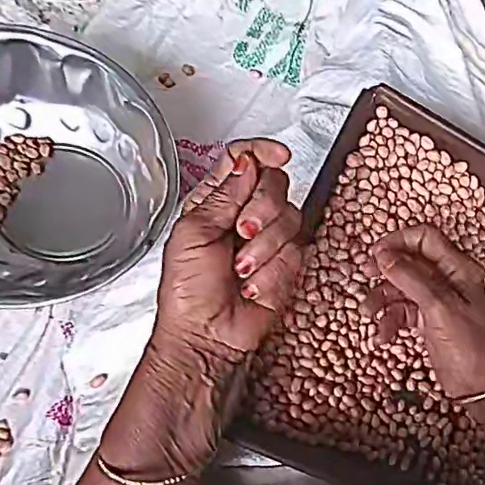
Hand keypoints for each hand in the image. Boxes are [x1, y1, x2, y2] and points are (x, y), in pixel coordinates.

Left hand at [154, 139, 304, 366]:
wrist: (208, 333)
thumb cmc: (189, 289)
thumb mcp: (193, 233)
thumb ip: (223, 195)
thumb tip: (246, 162)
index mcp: (217, 202)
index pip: (245, 160)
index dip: (262, 151)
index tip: (277, 154)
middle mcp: (247, 216)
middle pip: (276, 185)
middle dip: (261, 209)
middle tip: (240, 233)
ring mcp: (270, 241)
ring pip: (290, 220)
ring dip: (264, 248)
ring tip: (241, 270)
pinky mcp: (288, 266)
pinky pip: (296, 254)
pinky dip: (272, 272)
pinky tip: (253, 285)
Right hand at [358, 225, 484, 398]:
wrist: (482, 388)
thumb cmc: (472, 349)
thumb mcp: (439, 308)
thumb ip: (411, 279)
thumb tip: (385, 255)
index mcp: (458, 269)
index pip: (425, 238)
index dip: (398, 241)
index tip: (376, 254)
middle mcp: (448, 281)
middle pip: (410, 261)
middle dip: (385, 269)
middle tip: (366, 275)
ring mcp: (438, 302)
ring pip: (402, 287)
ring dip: (382, 299)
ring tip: (370, 315)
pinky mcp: (429, 322)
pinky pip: (402, 312)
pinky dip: (390, 321)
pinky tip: (383, 336)